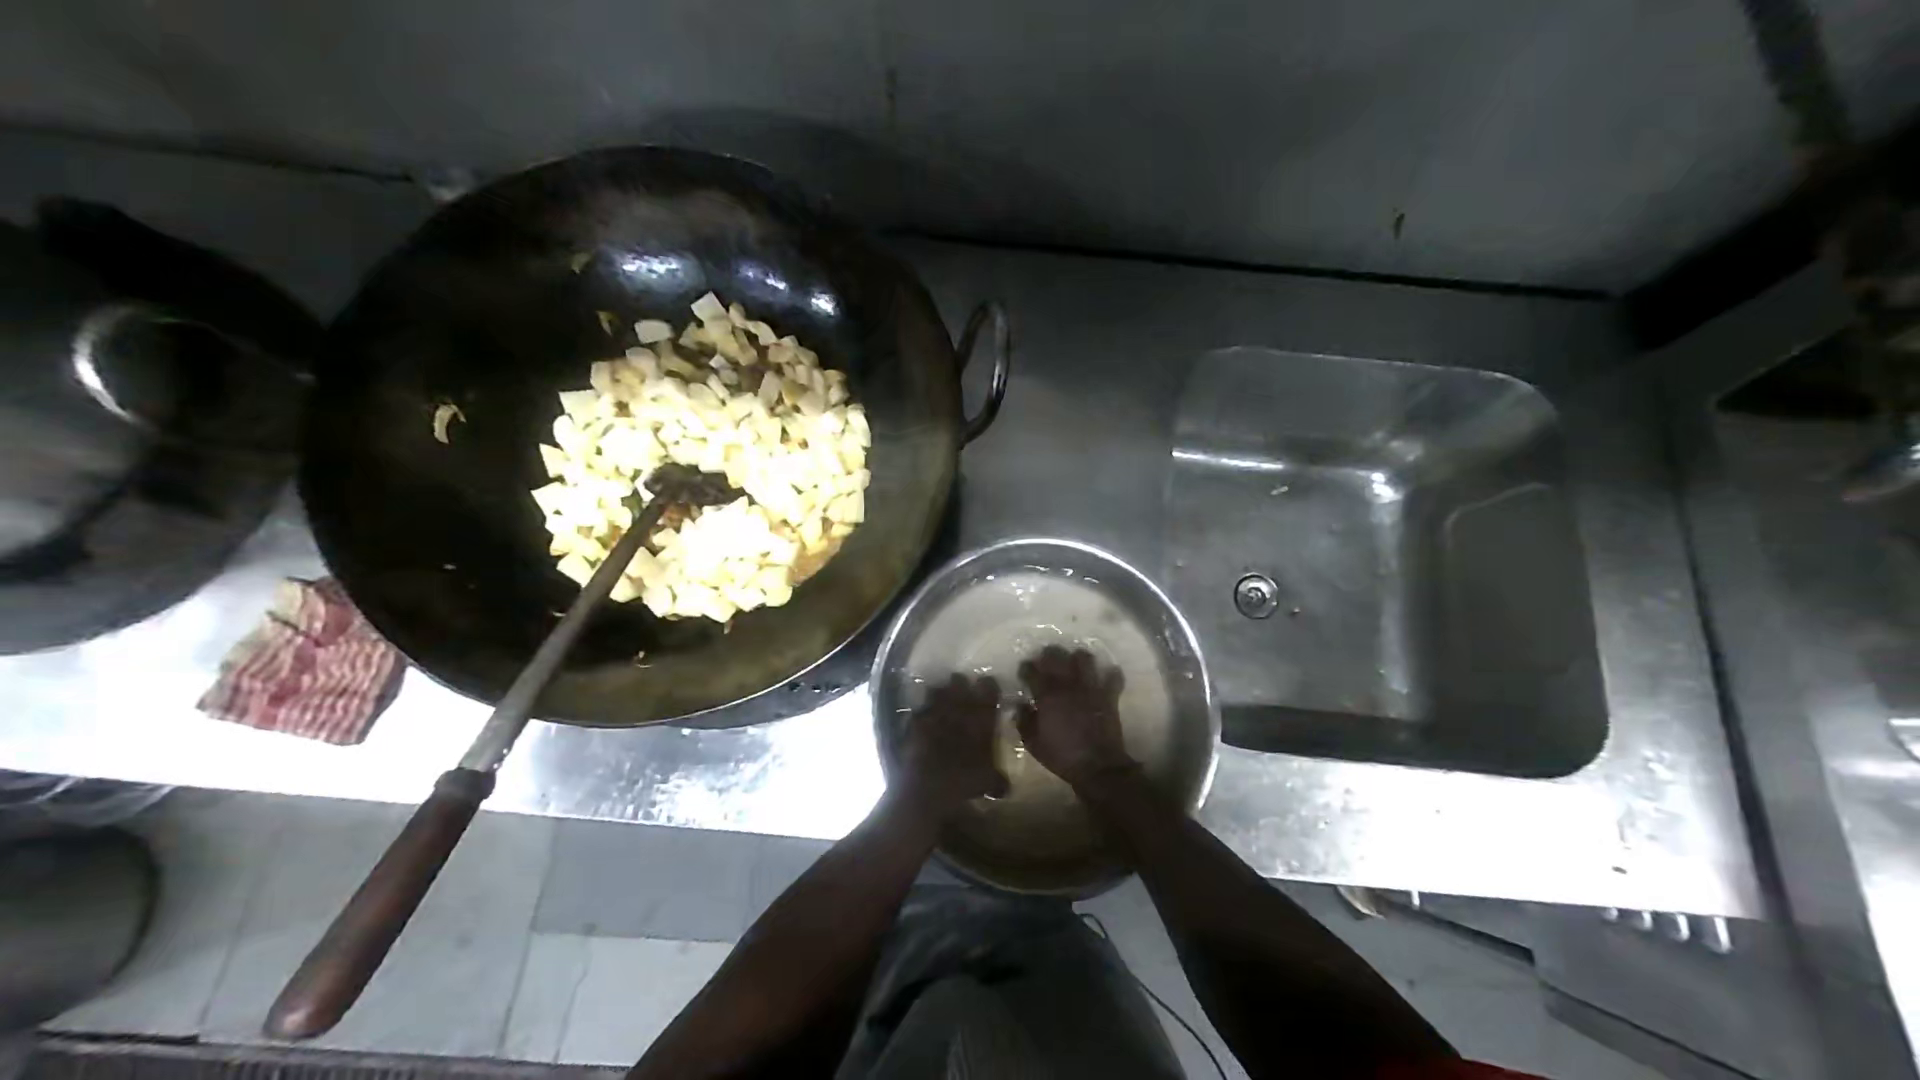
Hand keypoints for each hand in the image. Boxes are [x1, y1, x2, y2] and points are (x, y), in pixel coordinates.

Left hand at [895, 674, 1007, 818]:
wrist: (928, 786)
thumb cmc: (966, 780)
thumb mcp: (989, 781)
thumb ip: (997, 778)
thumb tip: (1003, 786)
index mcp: (981, 715)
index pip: (989, 686)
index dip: (989, 687)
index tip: (990, 691)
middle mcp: (958, 706)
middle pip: (959, 680)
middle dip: (961, 685)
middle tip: (964, 693)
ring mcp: (933, 711)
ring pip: (937, 690)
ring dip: (940, 695)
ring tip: (943, 703)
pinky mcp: (914, 721)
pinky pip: (920, 710)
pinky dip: (922, 714)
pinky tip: (924, 722)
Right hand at [1016, 646, 1133, 788]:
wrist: (1098, 766)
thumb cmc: (1061, 755)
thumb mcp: (1033, 743)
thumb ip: (1023, 721)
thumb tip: (1019, 705)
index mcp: (1046, 695)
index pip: (1031, 670)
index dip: (1026, 668)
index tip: (1024, 671)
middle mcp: (1068, 684)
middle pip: (1056, 656)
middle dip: (1049, 654)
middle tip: (1046, 661)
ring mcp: (1090, 687)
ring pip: (1084, 658)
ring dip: (1078, 658)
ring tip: (1074, 663)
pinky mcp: (1109, 695)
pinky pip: (1112, 676)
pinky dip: (1109, 673)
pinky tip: (1104, 675)